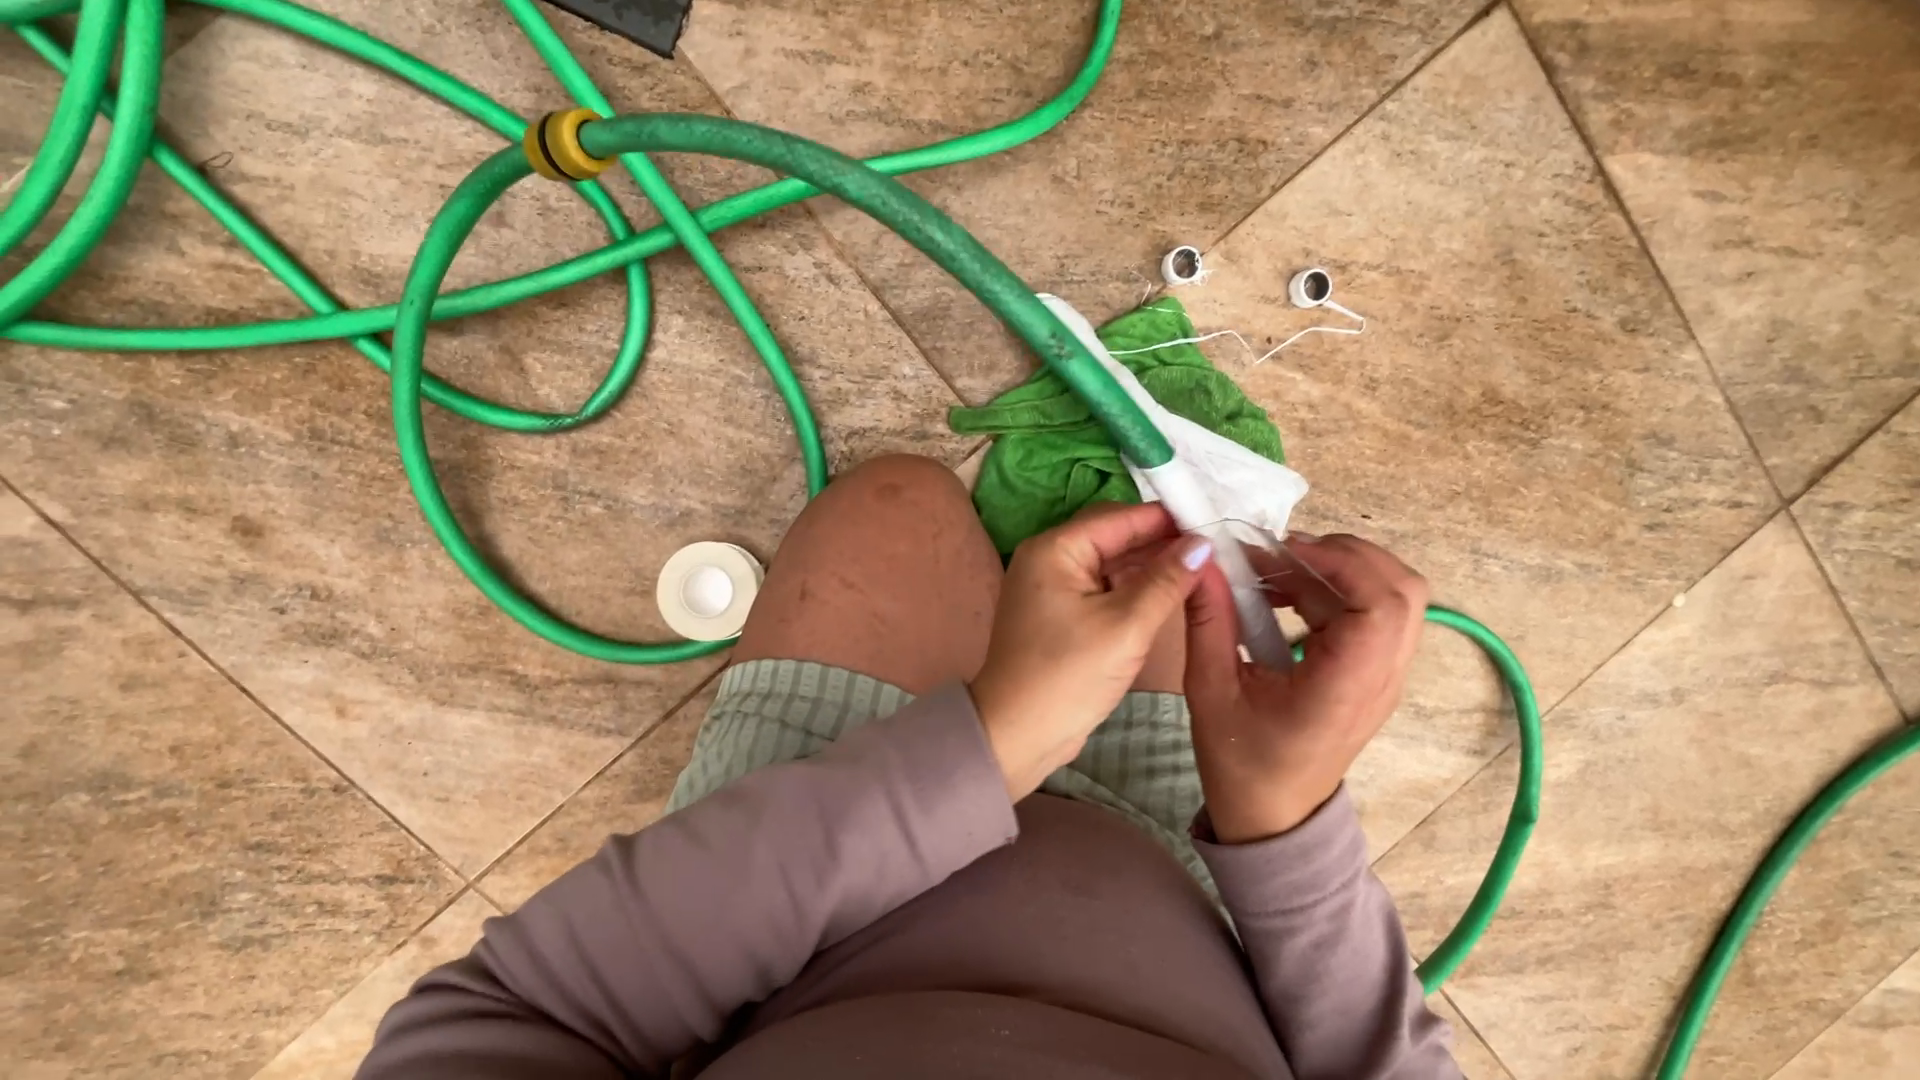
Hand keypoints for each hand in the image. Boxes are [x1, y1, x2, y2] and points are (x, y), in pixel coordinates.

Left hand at [970, 503, 1213, 799]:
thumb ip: (1166, 581)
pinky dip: (1133, 588)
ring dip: (1149, 565)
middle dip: (1160, 541)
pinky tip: (1168, 593)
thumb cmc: (1069, 675)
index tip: (1213, 522)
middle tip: (1213, 548)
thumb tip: (1202, 542)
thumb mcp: (1126, 626)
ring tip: (1201, 568)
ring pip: (1110, 562)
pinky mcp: (1060, 612)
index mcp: (1055, 549)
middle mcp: (1049, 558)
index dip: (1166, 519)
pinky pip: (1102, 587)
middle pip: (1113, 536)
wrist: (1018, 732)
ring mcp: (1052, 586)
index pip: (1119, 517)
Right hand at [1184, 533, 1428, 842]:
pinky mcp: (1372, 673)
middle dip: (1345, 555)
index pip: (1383, 605)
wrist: (1272, 816)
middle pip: (1404, 590)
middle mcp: (1380, 676)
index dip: (1343, 563)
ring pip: (1394, 596)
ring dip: (1340, 570)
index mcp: (1346, 686)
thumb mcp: (1210, 689)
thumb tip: (1200, 560)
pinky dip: (1334, 589)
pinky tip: (1284, 594)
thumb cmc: (1240, 761)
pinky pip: (1373, 613)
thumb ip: (1208, 620)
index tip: (1284, 552)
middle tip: (1282, 553)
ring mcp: (1383, 675)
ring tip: (1276, 570)